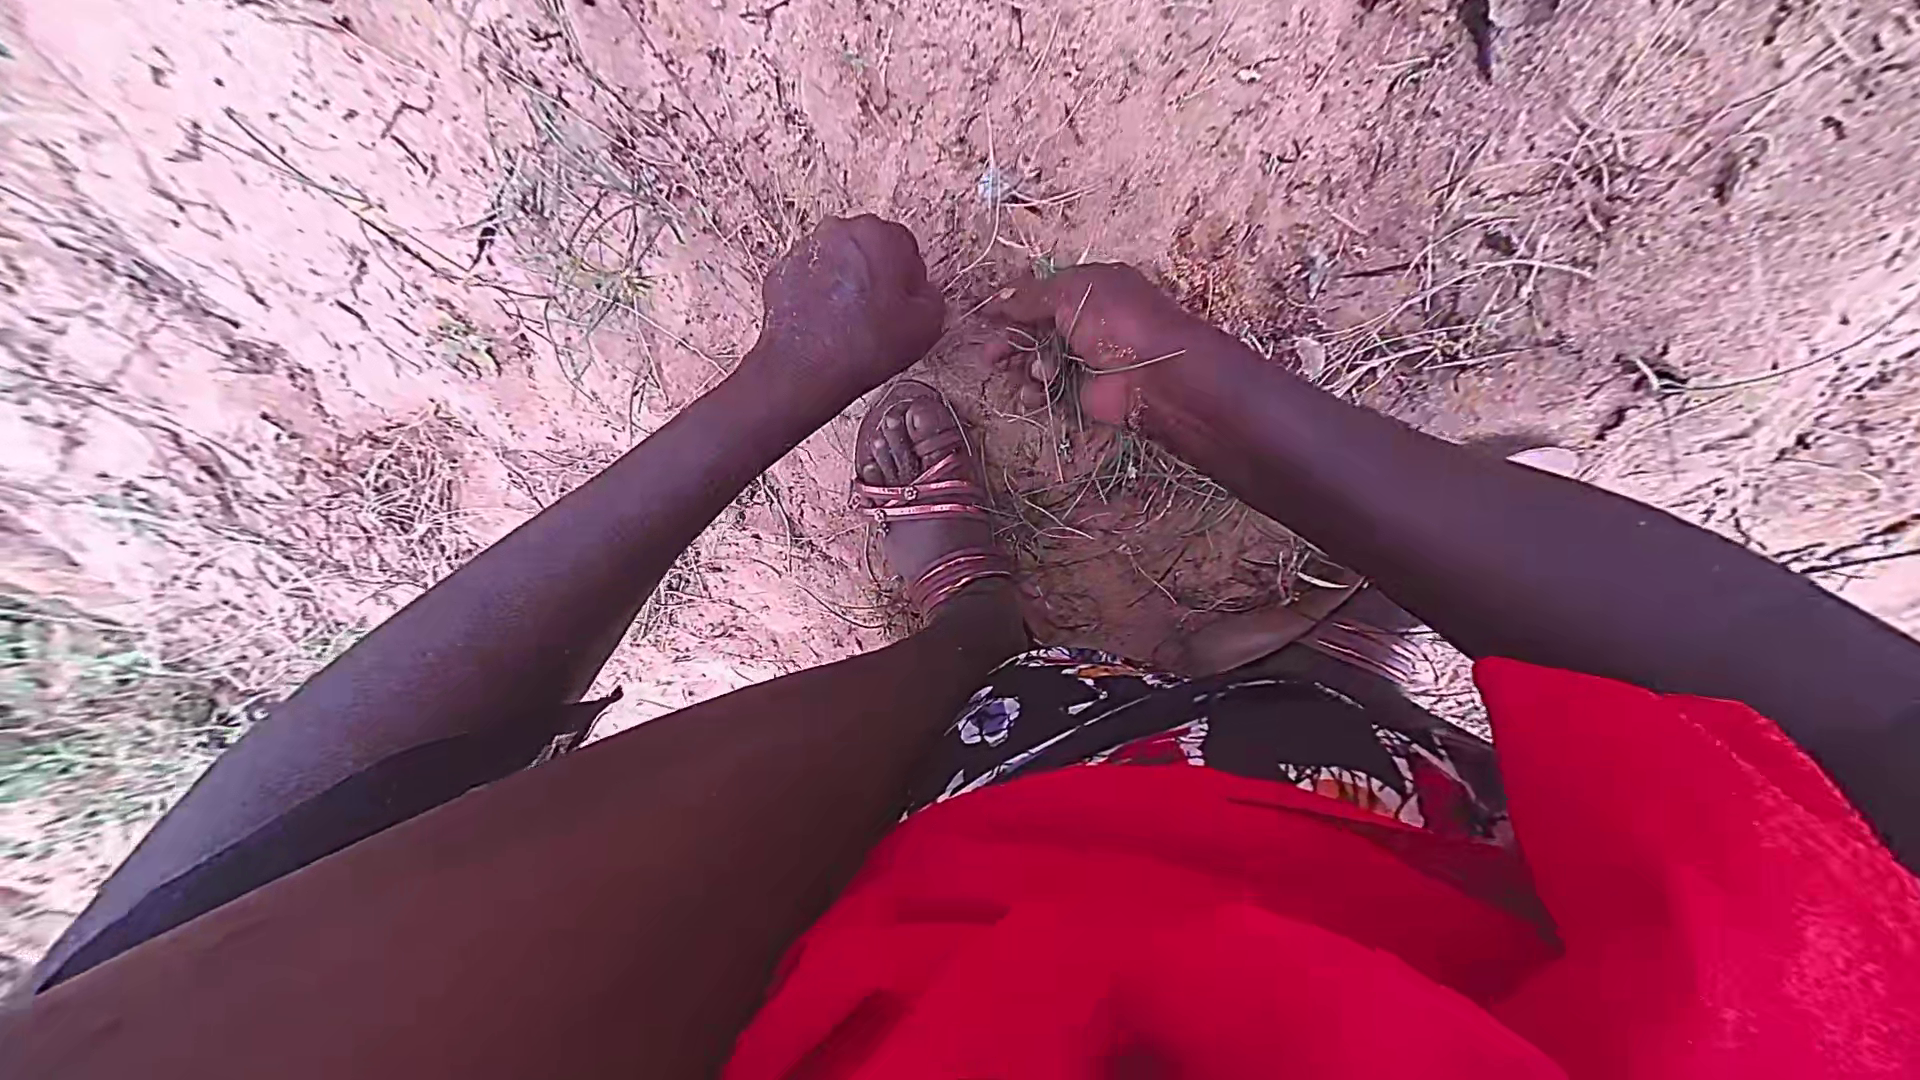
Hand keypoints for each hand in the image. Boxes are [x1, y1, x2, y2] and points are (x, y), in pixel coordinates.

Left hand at [743, 215, 945, 409]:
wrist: (807, 368)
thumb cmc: (864, 345)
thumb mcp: (927, 325)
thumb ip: (932, 297)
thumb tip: (924, 294)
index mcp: (880, 235)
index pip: (905, 248)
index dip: (908, 281)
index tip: (906, 305)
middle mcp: (840, 232)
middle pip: (869, 251)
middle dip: (876, 278)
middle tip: (881, 316)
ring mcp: (805, 250)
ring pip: (838, 265)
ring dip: (847, 288)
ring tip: (852, 326)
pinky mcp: (781, 274)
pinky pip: (810, 282)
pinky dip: (820, 299)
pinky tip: (828, 329)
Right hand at [987, 263, 1230, 425]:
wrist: (1154, 374)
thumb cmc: (1117, 321)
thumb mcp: (1072, 294)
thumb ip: (1031, 297)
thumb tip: (999, 298)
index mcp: (1085, 288)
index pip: (1039, 293)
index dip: (1012, 303)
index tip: (985, 315)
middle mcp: (1082, 321)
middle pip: (1033, 329)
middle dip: (1010, 341)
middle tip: (991, 356)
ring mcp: (1080, 357)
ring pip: (1035, 360)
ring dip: (1023, 367)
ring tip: (1023, 372)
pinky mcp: (1078, 389)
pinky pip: (1046, 389)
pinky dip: (1036, 391)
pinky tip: (1035, 392)